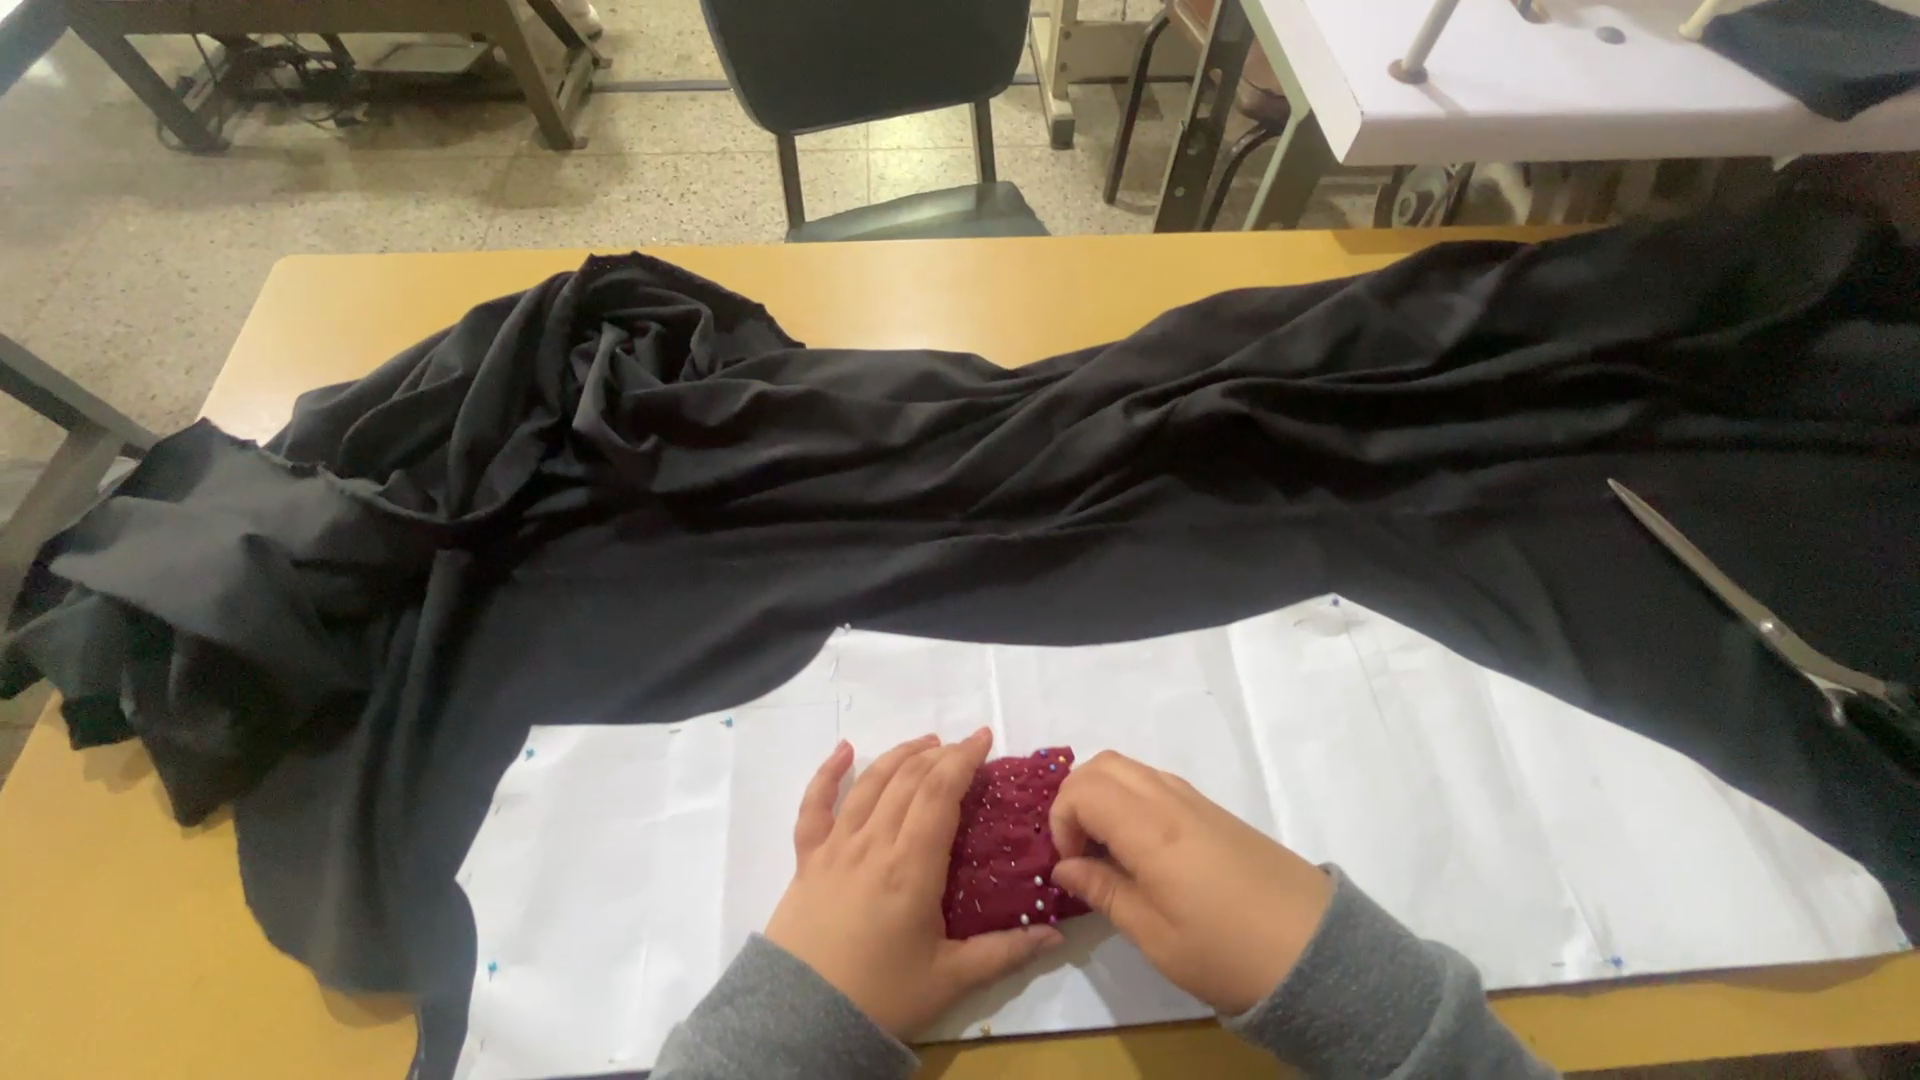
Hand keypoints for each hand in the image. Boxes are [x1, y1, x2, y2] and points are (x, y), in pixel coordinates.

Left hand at [765, 729, 1064, 1036]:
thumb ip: (1005, 952)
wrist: (803, 1023)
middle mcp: (873, 843)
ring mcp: (836, 847)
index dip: (963, 759)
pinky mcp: (808, 859)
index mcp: (911, 866)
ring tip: (925, 742)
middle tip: (964, 748)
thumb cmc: (881, 997)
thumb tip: (1056, 933)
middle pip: (908, 780)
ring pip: (869, 784)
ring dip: (900, 756)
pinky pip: (814, 806)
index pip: (940, 793)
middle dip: (940, 754)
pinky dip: (827, 773)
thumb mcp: (951, 979)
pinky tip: (843, 750)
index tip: (984, 739)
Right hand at [1049, 751, 1333, 1014]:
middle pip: (1102, 764)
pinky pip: (1155, 782)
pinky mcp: (1213, 810)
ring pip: (1129, 768)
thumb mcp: (1154, 936)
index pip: (1082, 790)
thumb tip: (1066, 867)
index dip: (1061, 820)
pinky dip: (1129, 798)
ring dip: (1102, 795)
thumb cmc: (1227, 951)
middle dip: (1075, 797)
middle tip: (1079, 849)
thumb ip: (1104, 892)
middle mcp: (1168, 799)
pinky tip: (1139, 848)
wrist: (1316, 953)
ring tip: (1106, 850)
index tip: (1070, 864)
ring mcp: (1194, 800)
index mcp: (1149, 827)